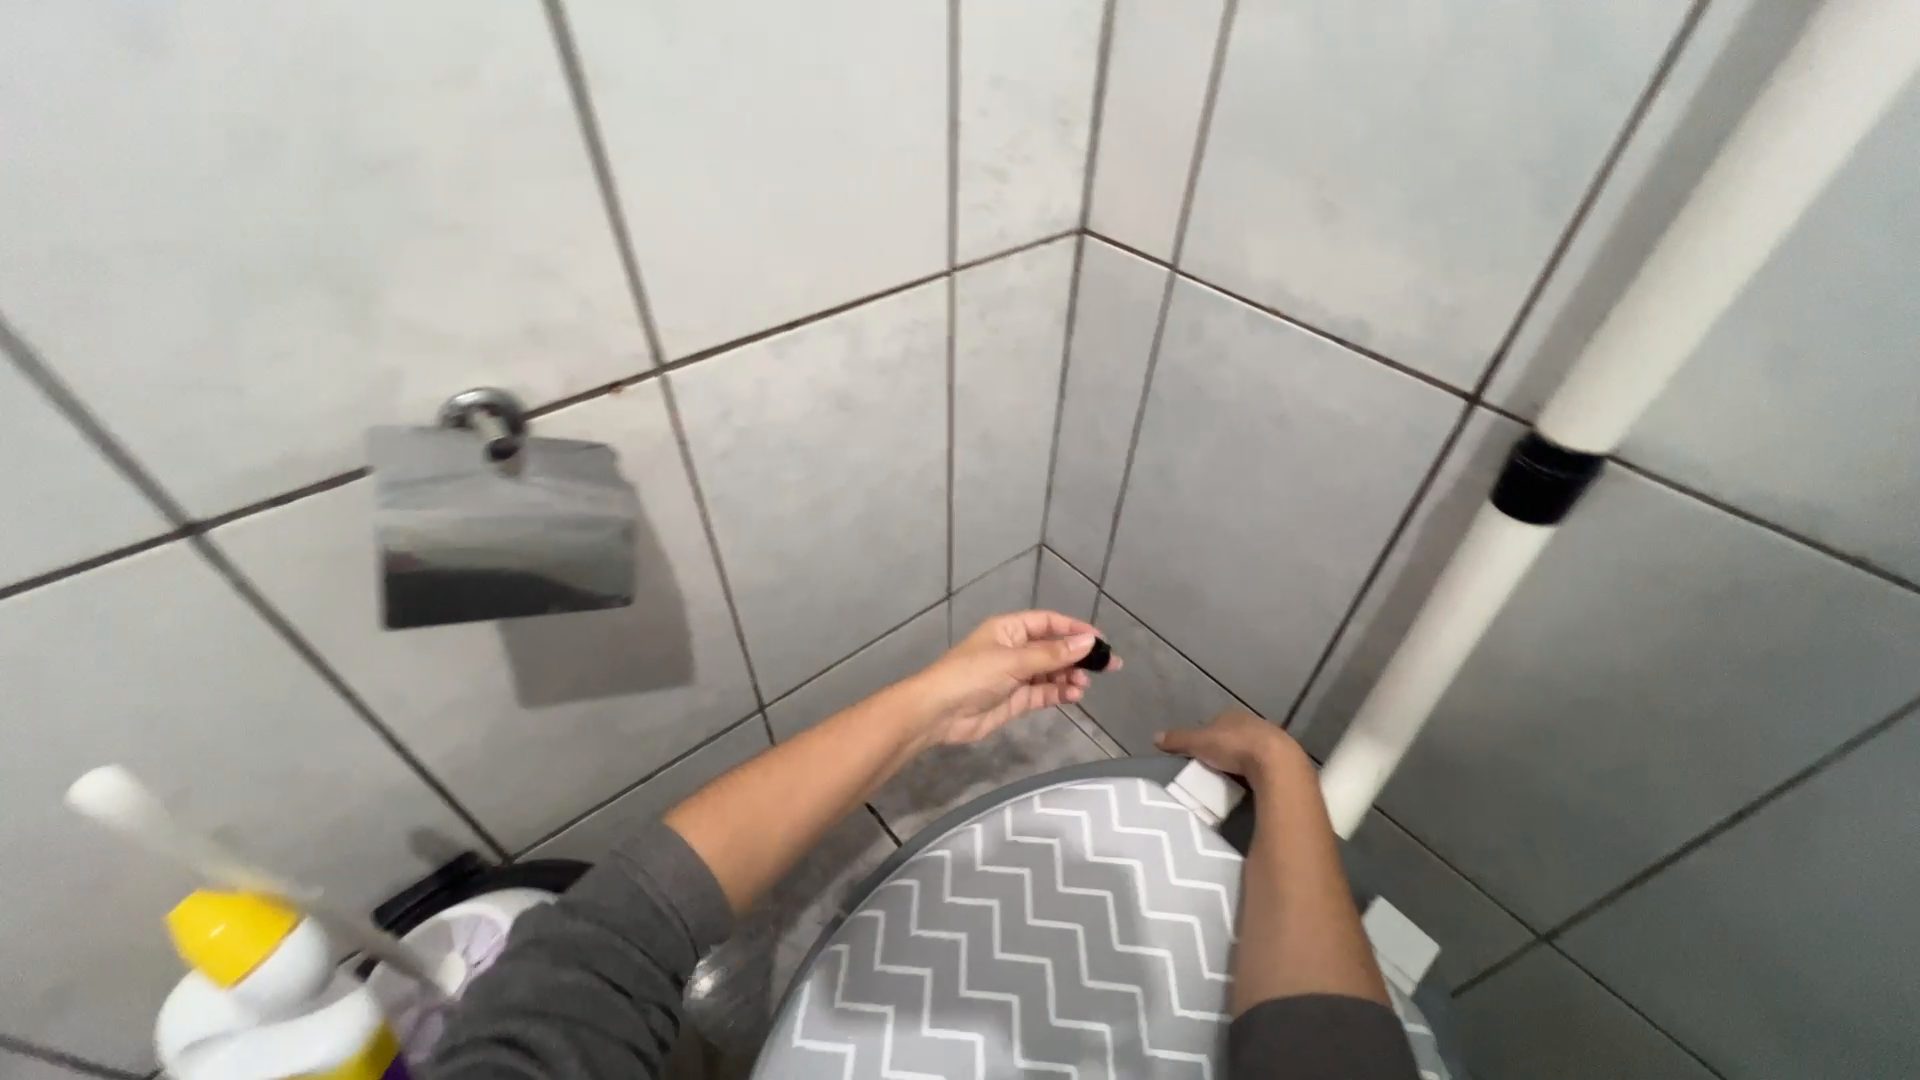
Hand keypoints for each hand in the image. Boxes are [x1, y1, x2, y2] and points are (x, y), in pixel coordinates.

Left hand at [907, 611, 1121, 747]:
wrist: (938, 713)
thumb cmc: (972, 675)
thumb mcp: (1013, 660)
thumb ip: (1052, 654)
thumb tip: (1089, 641)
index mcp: (1008, 629)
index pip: (1048, 623)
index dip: (1074, 629)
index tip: (1100, 640)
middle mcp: (1013, 649)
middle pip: (1053, 648)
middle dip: (1078, 656)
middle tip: (1107, 666)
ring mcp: (1015, 675)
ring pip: (1051, 672)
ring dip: (1069, 676)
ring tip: (1083, 685)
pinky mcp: (1015, 700)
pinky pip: (1043, 692)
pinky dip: (1059, 692)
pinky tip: (1073, 695)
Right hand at [1155, 710, 1304, 784]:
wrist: (1277, 764)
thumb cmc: (1235, 746)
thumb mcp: (1199, 742)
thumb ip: (1178, 740)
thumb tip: (1154, 737)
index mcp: (1233, 715)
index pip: (1216, 722)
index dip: (1207, 736)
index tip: (1201, 753)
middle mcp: (1254, 722)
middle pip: (1235, 735)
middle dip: (1227, 748)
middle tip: (1215, 767)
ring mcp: (1273, 740)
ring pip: (1253, 749)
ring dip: (1245, 761)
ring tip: (1233, 779)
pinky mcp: (1287, 759)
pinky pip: (1267, 764)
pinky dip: (1259, 772)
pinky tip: (1254, 784)